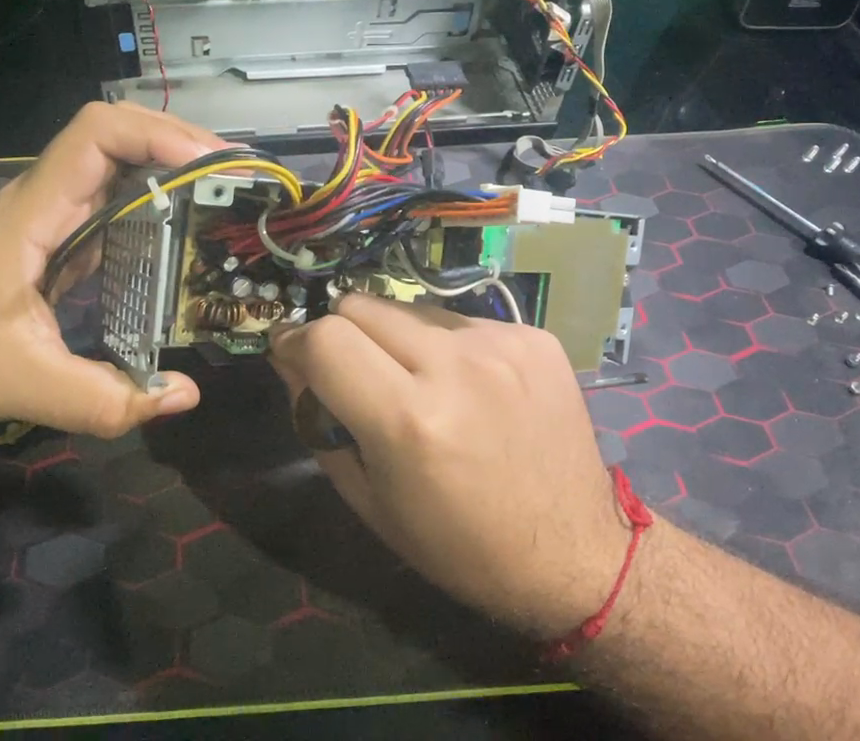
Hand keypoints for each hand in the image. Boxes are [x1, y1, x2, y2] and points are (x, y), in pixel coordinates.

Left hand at [0, 102, 222, 437]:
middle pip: (114, 141)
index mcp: (31, 215)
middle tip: (236, 179)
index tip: (209, 165)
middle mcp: (41, 205)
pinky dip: (148, 213)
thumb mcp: (25, 386)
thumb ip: (107, 399)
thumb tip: (186, 395)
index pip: (96, 135)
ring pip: (112, 173)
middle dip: (177, 147)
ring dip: (166, 175)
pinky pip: (104, 213)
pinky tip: (178, 241)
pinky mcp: (46, 250)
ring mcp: (43, 225)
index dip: (157, 133)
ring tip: (224, 200)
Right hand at [268, 294, 631, 637]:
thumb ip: (316, 421)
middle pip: (359, 305)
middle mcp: (456, 367)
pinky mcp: (534, 336)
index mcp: (408, 420)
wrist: (573, 555)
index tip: (293, 357)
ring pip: (409, 307)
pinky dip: (446, 346)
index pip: (324, 337)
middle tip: (354, 374)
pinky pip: (459, 319)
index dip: (296, 343)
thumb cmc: (456, 545)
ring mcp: (501, 344)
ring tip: (419, 384)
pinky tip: (469, 389)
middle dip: (340, 334)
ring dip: (395, 337)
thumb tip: (287, 358)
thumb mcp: (367, 499)